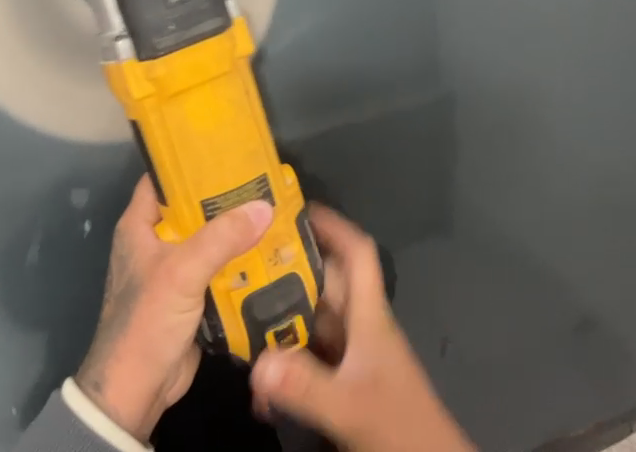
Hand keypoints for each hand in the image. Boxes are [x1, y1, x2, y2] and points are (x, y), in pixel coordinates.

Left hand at [74, 175, 272, 441]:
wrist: (137, 388)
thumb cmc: (146, 318)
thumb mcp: (182, 271)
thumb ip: (221, 238)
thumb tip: (264, 207)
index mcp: (139, 226)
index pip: (162, 180)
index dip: (188, 163)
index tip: (226, 151)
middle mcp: (155, 242)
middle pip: (192, 210)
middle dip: (225, 200)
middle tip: (263, 183)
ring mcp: (174, 271)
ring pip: (210, 241)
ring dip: (237, 233)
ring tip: (274, 214)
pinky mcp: (192, 297)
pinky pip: (219, 270)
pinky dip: (240, 264)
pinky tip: (269, 255)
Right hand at [250, 206, 475, 451]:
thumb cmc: (399, 427)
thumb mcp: (351, 407)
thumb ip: (305, 385)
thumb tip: (256, 363)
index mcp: (369, 316)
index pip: (356, 253)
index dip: (332, 224)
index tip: (295, 208)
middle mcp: (360, 328)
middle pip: (325, 283)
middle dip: (289, 268)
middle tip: (243, 257)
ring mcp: (353, 357)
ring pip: (313, 320)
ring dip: (281, 317)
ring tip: (236, 307)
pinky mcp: (345, 384)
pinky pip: (309, 358)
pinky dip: (285, 361)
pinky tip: (256, 376)